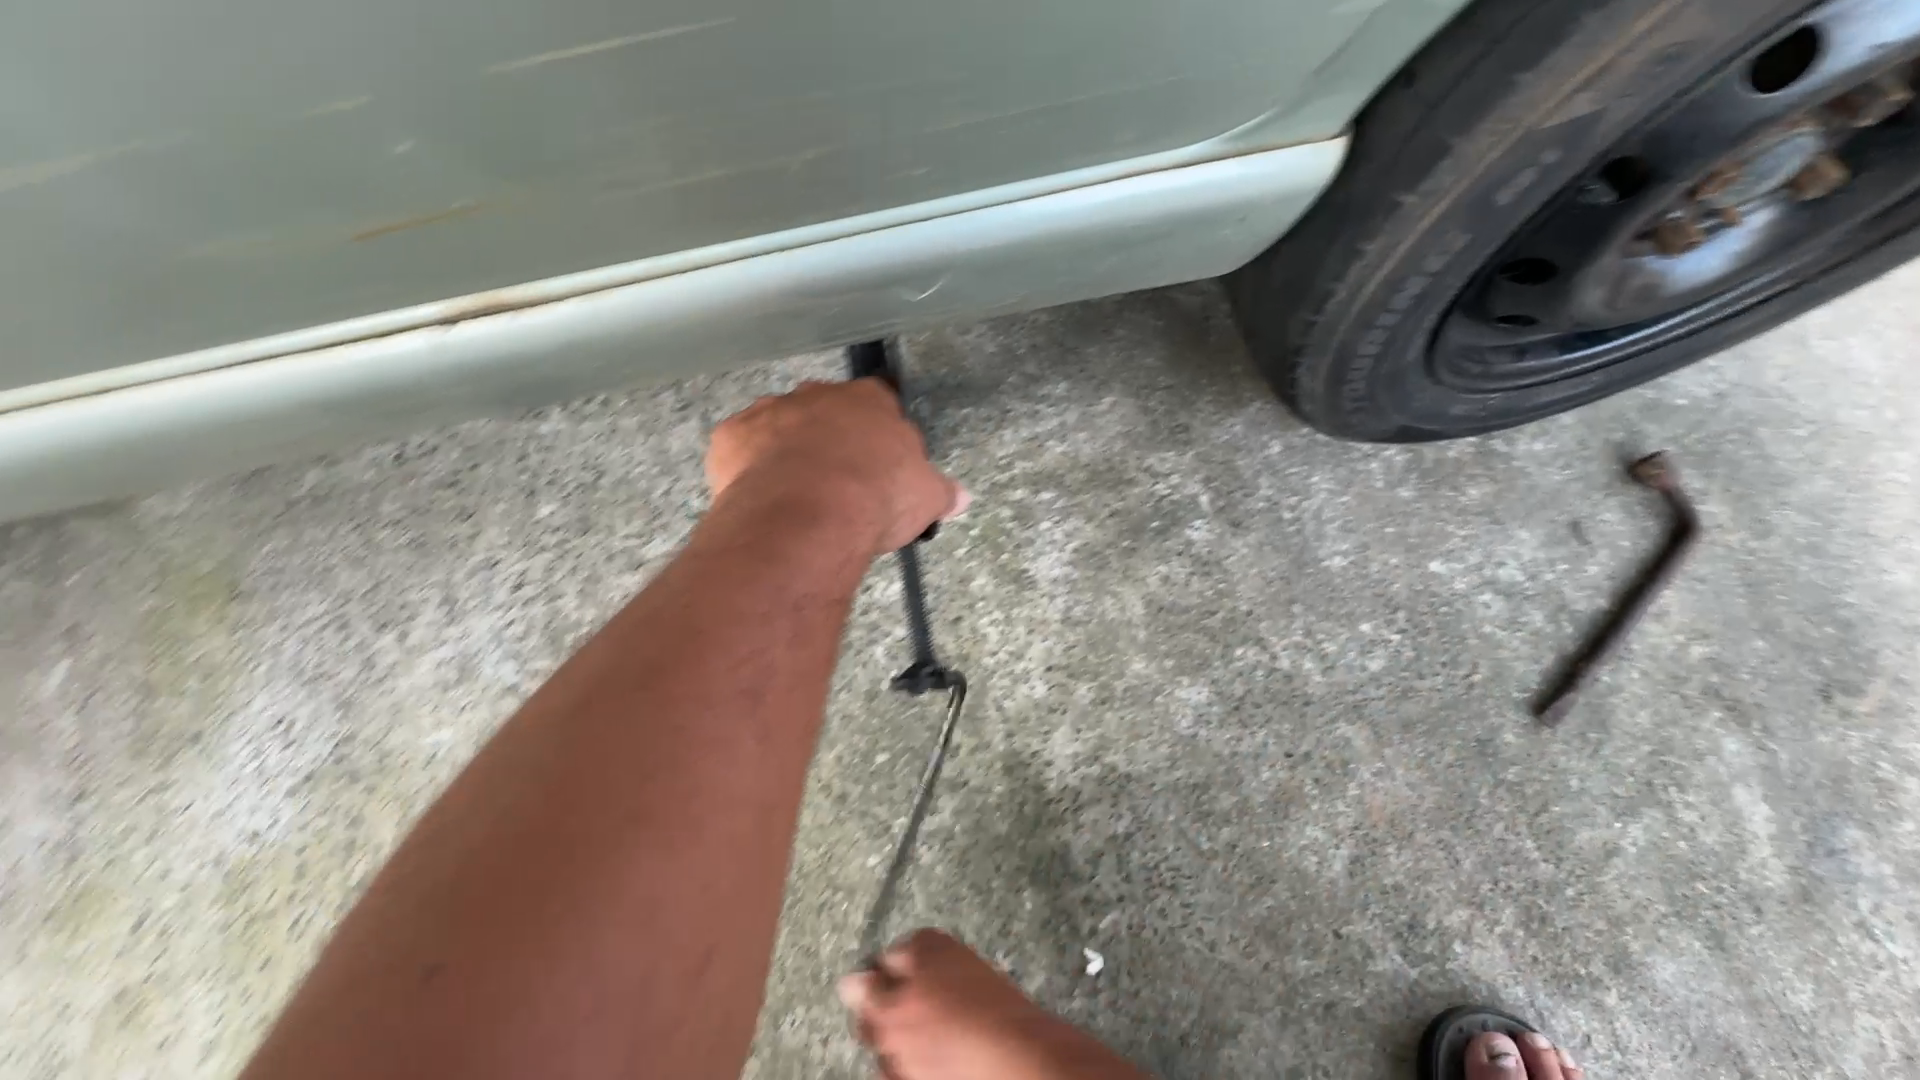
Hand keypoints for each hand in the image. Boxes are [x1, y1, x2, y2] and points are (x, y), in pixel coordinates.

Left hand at [706, 379, 967, 555]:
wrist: (806, 515)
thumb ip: (942, 492)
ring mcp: (769, 412)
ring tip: (796, 498)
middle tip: (838, 485)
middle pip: (826, 412)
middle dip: (831, 440)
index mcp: (869, 401)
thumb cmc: (876, 496)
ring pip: (779, 427)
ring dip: (786, 452)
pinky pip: (742, 450)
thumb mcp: (926, 498)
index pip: (880, 401)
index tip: (880, 463)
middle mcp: (817, 395)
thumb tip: (961, 498)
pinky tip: (760, 500)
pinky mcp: (730, 437)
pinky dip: (748, 469)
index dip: (879, 432)